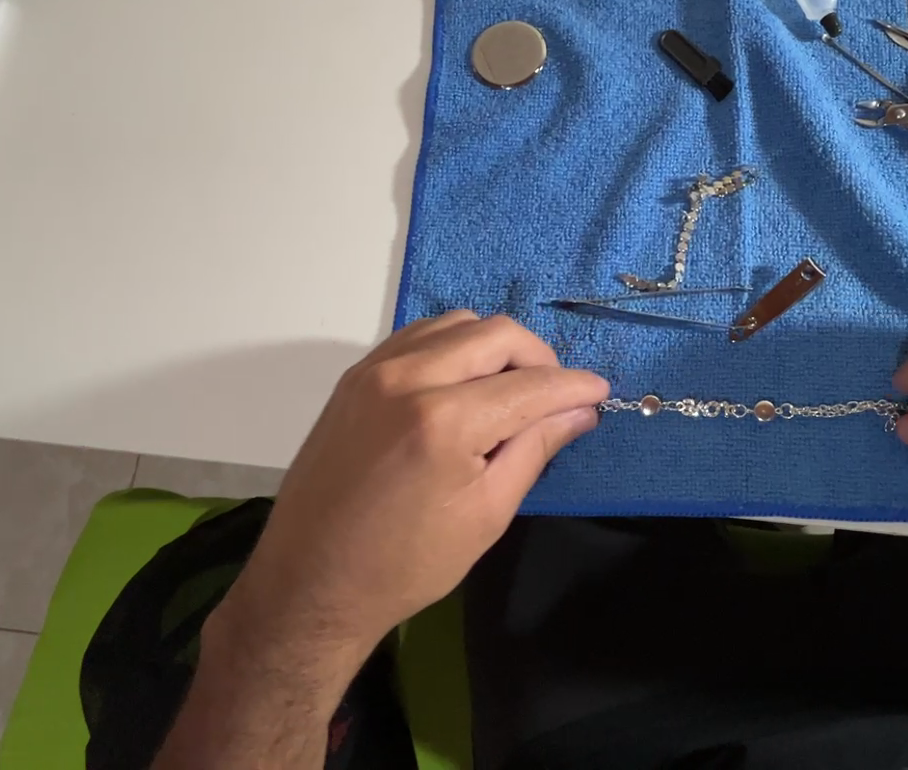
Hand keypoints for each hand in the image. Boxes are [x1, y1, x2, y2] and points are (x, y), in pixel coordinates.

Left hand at [215, 311, 607, 658]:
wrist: (309, 584)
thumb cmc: (406, 564)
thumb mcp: (487, 514)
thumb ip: (536, 448)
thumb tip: (581, 410)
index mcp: (444, 422)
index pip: (530, 385)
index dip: (573, 386)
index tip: (599, 391)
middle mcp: (408, 378)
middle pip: (497, 334)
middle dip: (539, 357)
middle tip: (556, 393)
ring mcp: (375, 370)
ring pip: (458, 323)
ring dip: (496, 346)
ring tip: (510, 387)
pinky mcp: (356, 374)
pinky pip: (420, 335)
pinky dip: (454, 346)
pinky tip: (464, 382)